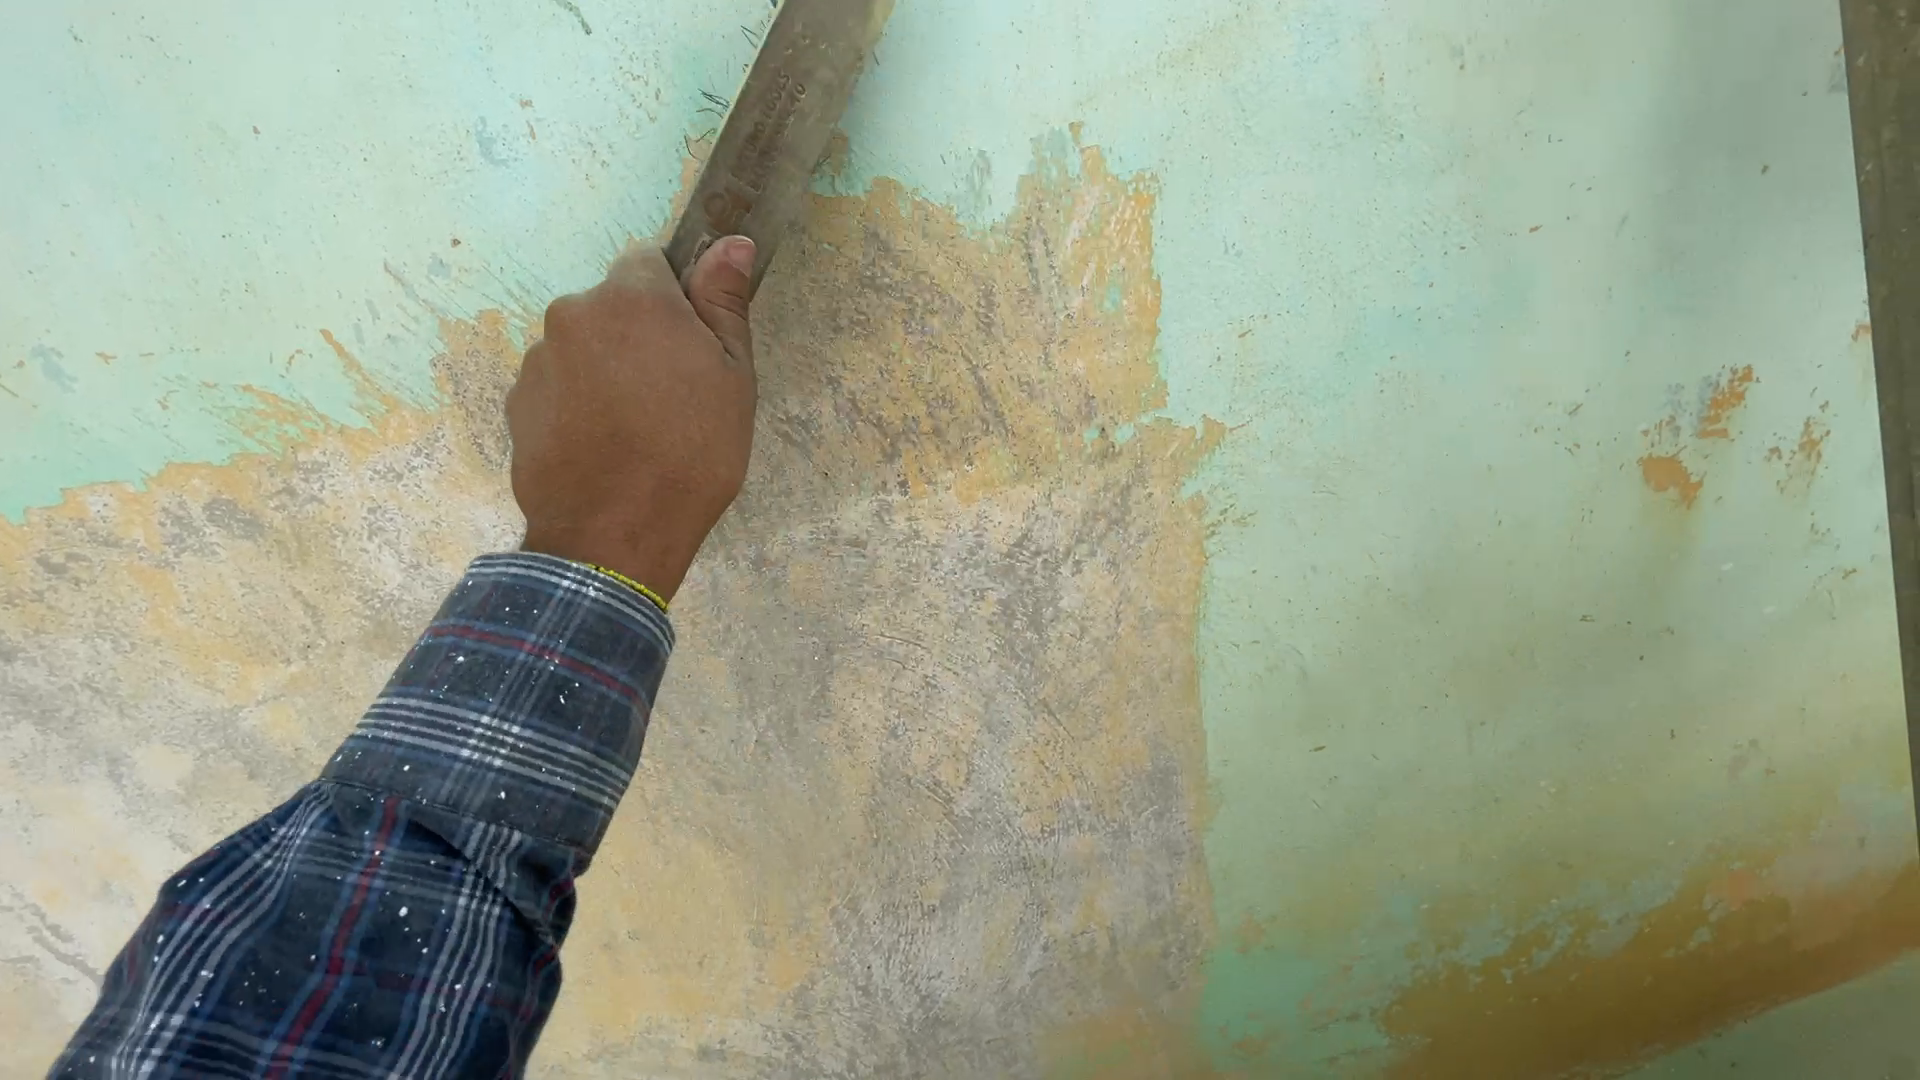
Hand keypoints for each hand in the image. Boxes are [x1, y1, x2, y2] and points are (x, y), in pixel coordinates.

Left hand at [507, 237, 757, 603]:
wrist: (616, 531)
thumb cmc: (693, 451)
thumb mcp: (734, 378)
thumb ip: (725, 304)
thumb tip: (732, 242)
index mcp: (633, 298)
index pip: (649, 262)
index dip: (676, 301)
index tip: (692, 347)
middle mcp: (573, 312)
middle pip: (613, 307)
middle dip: (639, 336)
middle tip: (672, 397)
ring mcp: (537, 359)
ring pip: (583, 348)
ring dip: (606, 370)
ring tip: (634, 430)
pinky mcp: (516, 402)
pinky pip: (557, 386)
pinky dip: (578, 404)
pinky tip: (603, 446)